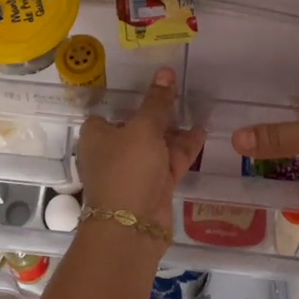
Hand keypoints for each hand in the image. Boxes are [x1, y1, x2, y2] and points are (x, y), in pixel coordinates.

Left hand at [77, 66, 204, 235]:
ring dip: (174, 129)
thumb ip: (158, 101)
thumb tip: (165, 71)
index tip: (150, 85)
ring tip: (195, 106)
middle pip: (136, 125)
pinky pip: (169, 160)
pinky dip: (183, 147)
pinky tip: (201, 131)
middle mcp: (112, 151)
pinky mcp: (153, 186)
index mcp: (97, 135)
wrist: (132, 228)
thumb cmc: (128, 169)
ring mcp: (134, 170)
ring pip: (155, 144)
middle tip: (179, 91)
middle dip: (157, 113)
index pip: (110, 110)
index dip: (129, 98)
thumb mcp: (144, 129)